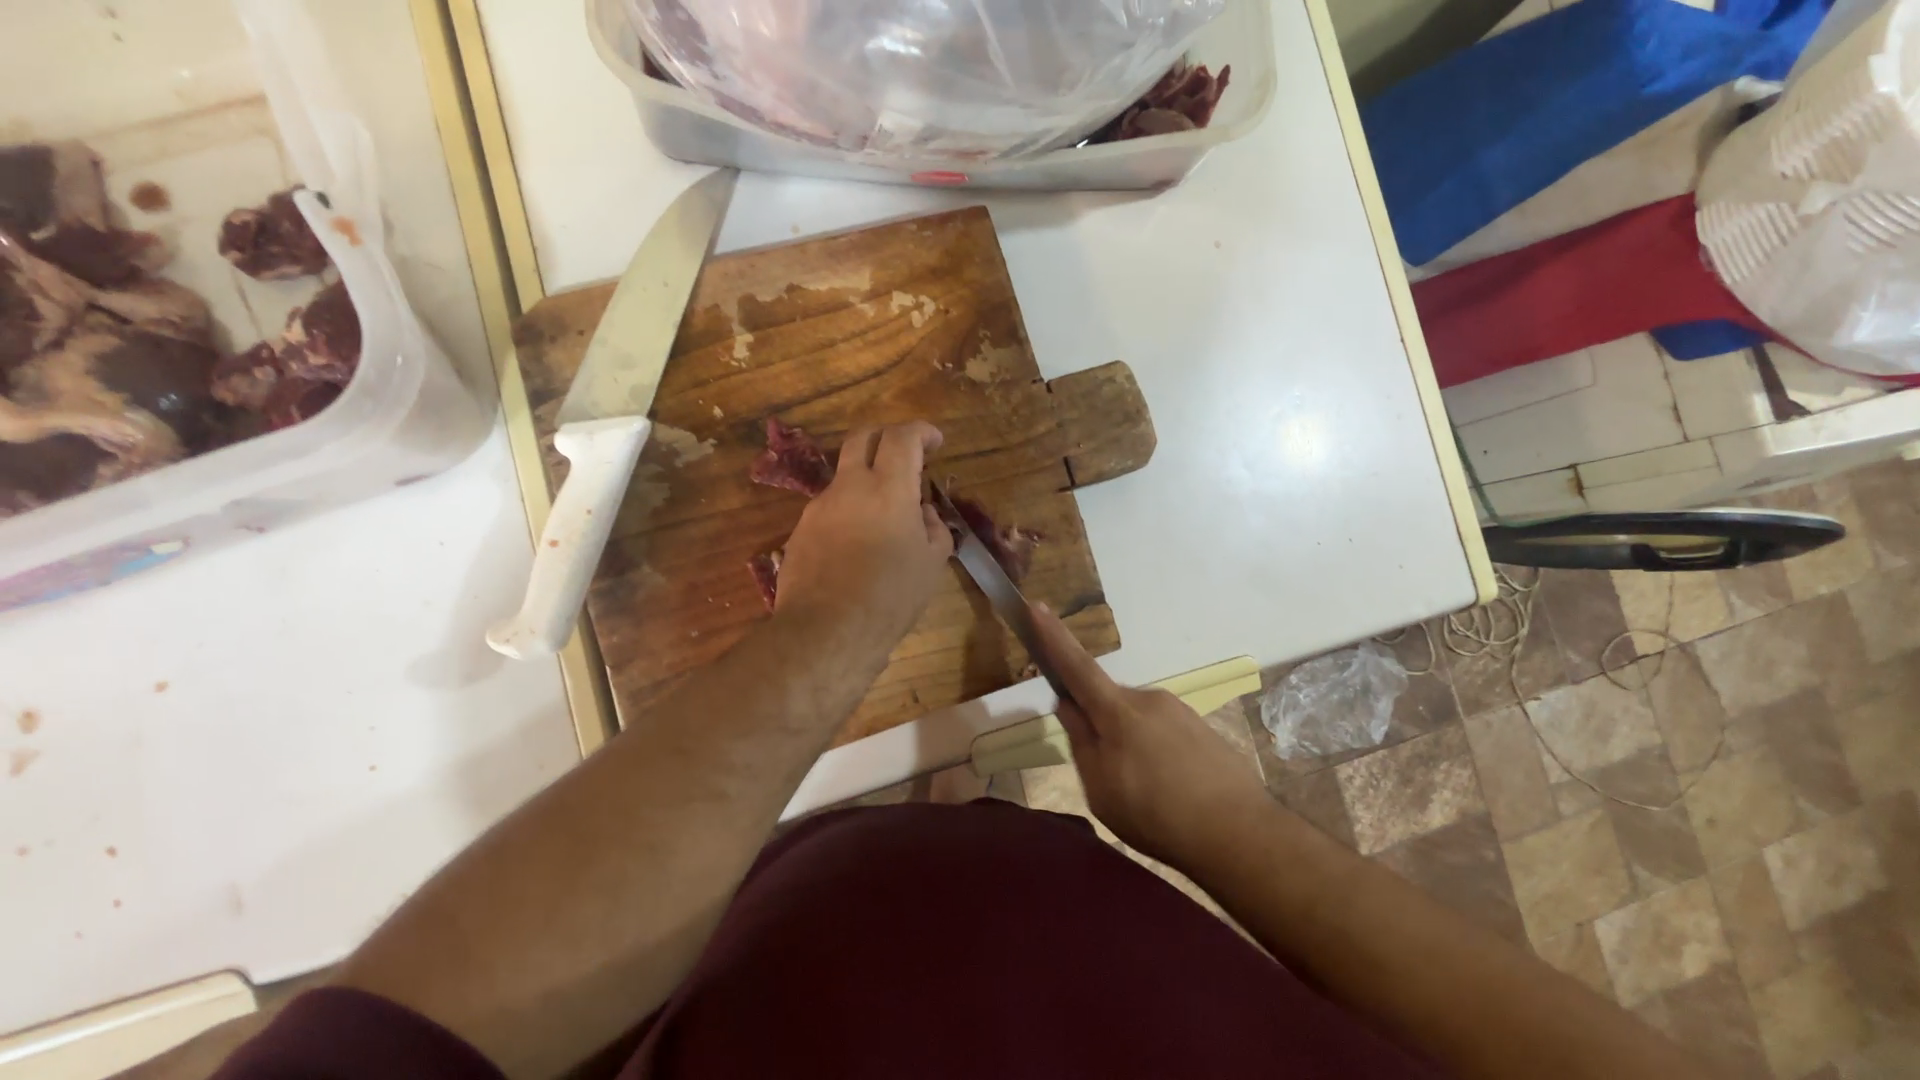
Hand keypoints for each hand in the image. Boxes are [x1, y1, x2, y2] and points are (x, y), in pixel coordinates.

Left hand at [773, 421, 954, 650]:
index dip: (921, 431)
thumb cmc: (890, 596)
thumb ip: (934, 529)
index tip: (935, 442)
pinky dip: (848, 512)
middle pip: (862, 437)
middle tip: (904, 454)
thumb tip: (923, 513)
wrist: (827, 629)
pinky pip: (829, 509)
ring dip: (865, 480)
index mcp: (889, 488)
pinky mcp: (800, 530)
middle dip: (885, 436)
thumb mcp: (931, 564)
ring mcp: (819, 507)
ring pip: (844, 476)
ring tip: (884, 515)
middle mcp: (850, 487)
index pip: (903, 437)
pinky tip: (857, 545)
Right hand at [1030, 604, 1272, 868]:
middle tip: (1104, 775)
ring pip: (1134, 719)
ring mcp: (1179, 712)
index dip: (1053, 638)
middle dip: (1096, 726)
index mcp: (1119, 712)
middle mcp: (1150, 699)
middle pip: (1106, 701)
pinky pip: (1161, 731)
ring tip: (1142, 793)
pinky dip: (1152, 753)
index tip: (1036, 605)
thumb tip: (1068, 705)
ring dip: (1127, 744)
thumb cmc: (1157, 816)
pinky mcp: (1201, 729)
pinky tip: (1166, 790)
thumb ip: (1081, 742)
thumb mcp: (1101, 788)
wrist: (1239, 834)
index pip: (1077, 667)